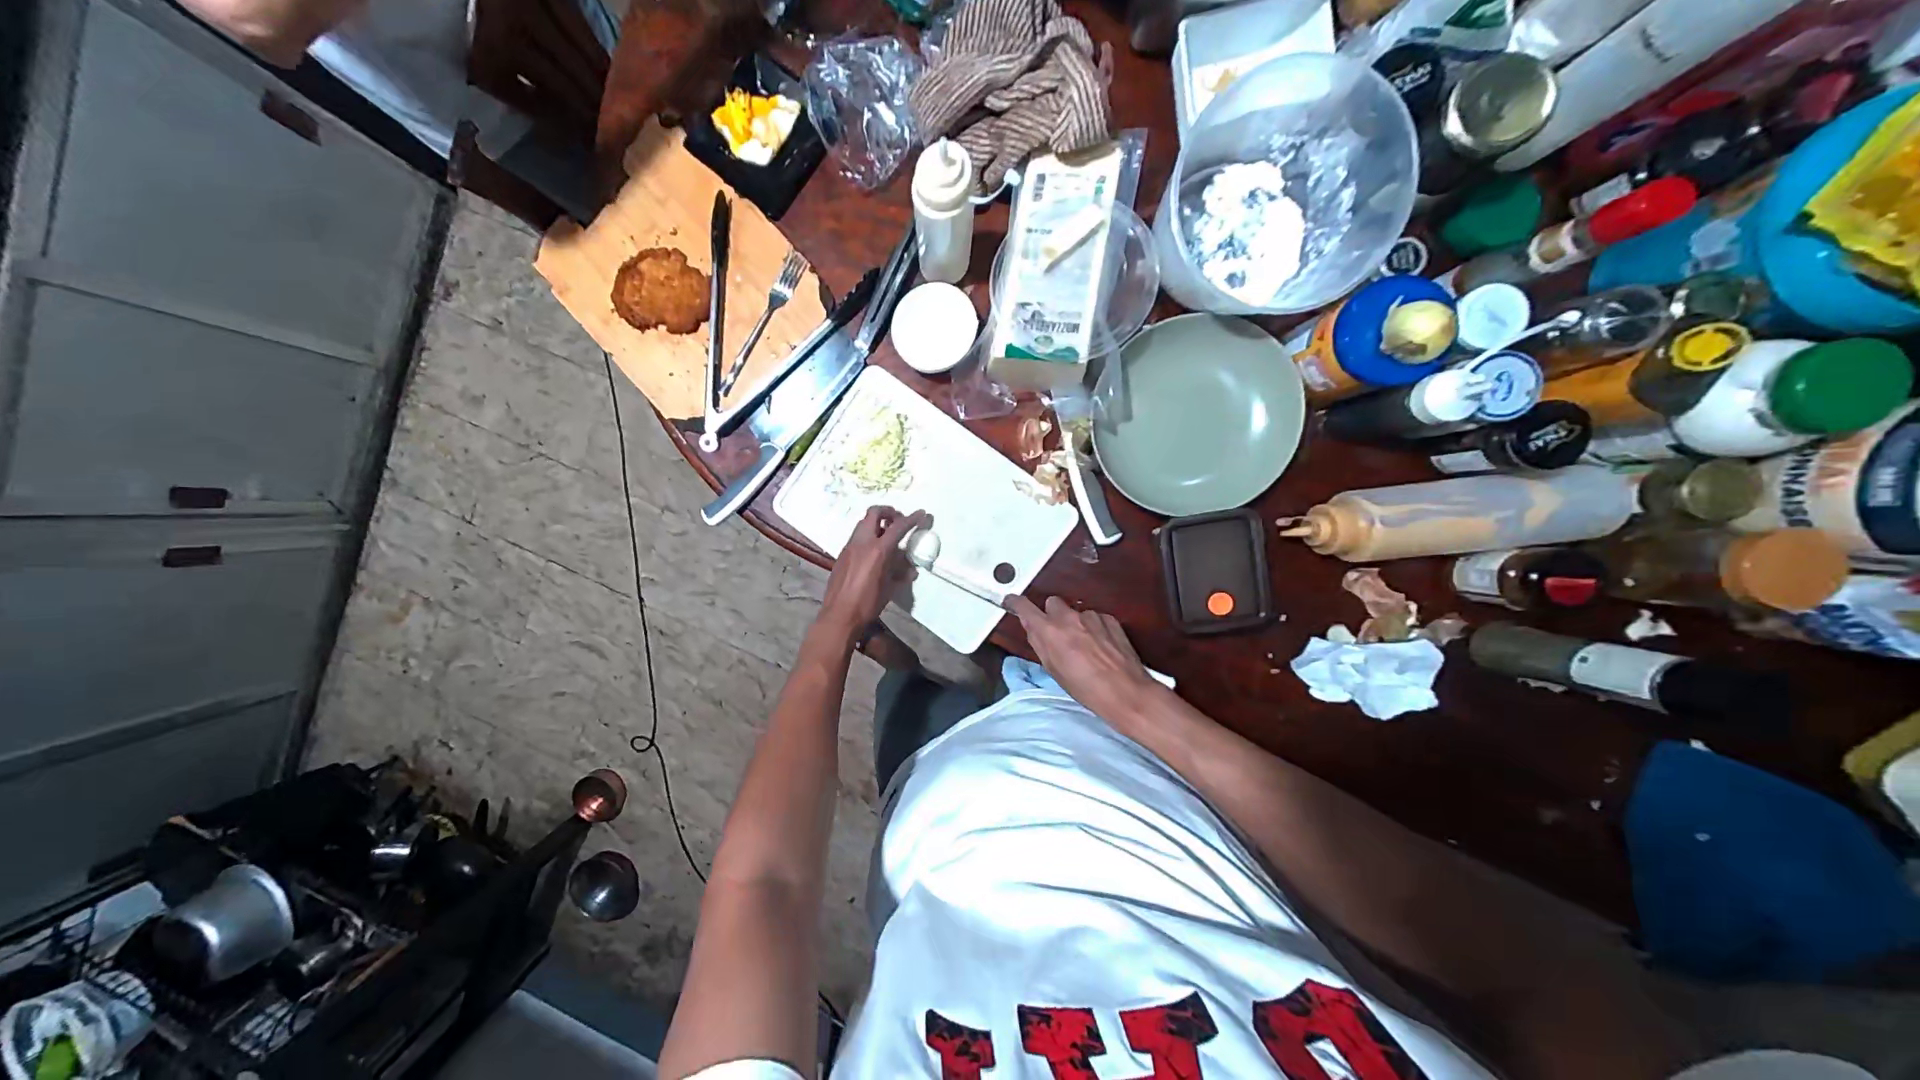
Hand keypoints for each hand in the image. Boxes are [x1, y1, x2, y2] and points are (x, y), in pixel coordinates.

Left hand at [818, 506, 926, 642]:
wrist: (840, 615)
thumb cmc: (868, 604)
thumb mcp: (890, 589)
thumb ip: (901, 575)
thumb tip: (911, 570)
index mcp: (878, 550)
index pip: (898, 527)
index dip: (912, 518)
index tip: (921, 513)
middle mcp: (862, 543)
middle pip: (874, 513)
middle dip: (889, 512)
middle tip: (898, 521)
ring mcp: (849, 547)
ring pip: (863, 523)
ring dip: (877, 523)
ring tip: (887, 537)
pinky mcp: (842, 555)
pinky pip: (856, 537)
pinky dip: (867, 536)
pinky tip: (873, 553)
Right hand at [1003, 595, 1161, 725]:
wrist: (1125, 691)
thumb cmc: (1086, 688)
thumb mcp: (1054, 670)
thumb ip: (1040, 644)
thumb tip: (1032, 629)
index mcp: (1049, 631)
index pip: (1025, 607)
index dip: (1016, 603)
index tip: (1013, 603)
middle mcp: (1069, 617)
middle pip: (1052, 603)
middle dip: (1052, 615)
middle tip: (1057, 634)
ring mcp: (1092, 616)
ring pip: (1075, 612)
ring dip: (1075, 623)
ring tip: (1084, 647)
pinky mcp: (1110, 619)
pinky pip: (1095, 618)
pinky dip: (1094, 628)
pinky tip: (1101, 646)